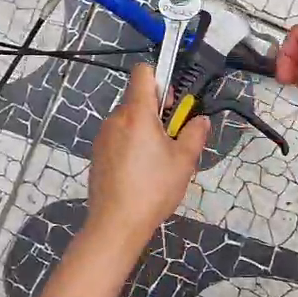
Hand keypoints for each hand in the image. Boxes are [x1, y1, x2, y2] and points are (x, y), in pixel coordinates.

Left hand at [86, 64, 210, 245]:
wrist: (116, 223)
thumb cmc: (153, 188)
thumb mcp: (183, 161)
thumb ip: (194, 134)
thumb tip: (200, 120)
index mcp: (137, 114)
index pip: (143, 73)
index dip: (159, 79)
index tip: (171, 103)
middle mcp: (116, 119)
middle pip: (137, 99)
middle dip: (156, 112)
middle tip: (171, 139)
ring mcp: (103, 136)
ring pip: (128, 120)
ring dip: (144, 130)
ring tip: (157, 161)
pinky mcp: (97, 154)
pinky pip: (118, 137)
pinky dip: (130, 145)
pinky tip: (140, 172)